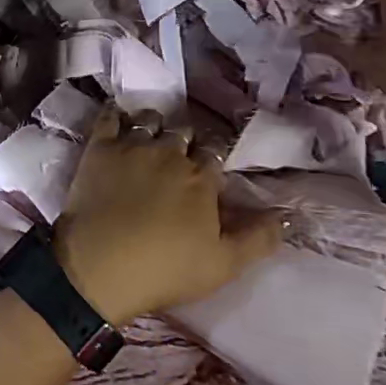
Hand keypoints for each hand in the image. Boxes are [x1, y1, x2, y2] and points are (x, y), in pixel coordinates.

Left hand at [53, 108, 281, 324]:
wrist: (99, 268)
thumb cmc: (165, 269)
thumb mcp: (223, 265)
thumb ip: (258, 238)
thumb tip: (286, 215)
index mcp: (202, 177)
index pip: (215, 153)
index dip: (212, 160)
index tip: (208, 171)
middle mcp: (170, 152)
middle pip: (184, 133)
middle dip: (186, 142)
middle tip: (179, 158)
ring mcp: (133, 146)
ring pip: (150, 121)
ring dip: (155, 127)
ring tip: (151, 139)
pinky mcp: (100, 149)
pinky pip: (110, 118)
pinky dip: (116, 115)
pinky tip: (117, 118)